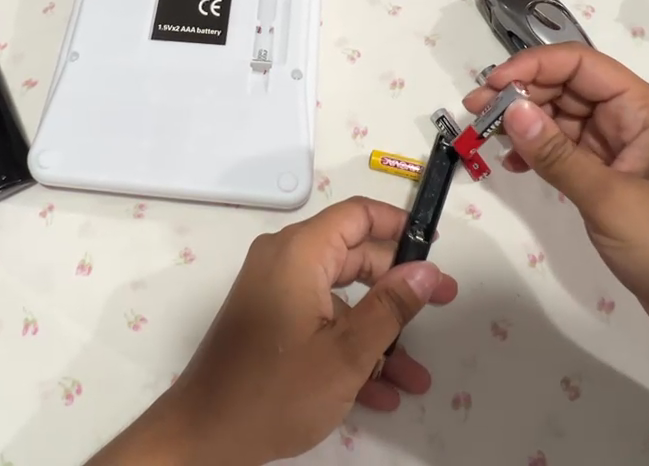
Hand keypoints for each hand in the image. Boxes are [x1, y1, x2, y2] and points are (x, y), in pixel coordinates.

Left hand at [90, 197, 458, 465]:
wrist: (206, 433)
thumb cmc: (277, 388)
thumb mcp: (346, 352)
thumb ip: (391, 307)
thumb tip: (426, 269)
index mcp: (300, 251)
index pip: (357, 215)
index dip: (398, 225)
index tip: (432, 247)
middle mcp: (285, 260)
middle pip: (353, 256)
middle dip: (398, 288)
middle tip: (441, 307)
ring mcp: (276, 291)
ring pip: (340, 297)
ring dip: (378, 333)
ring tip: (416, 375)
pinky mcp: (270, 320)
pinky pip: (319, 319)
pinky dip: (348, 345)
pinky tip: (381, 391)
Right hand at [466, 44, 648, 355]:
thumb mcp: (612, 200)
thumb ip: (557, 154)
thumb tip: (510, 108)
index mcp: (643, 110)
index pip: (580, 64)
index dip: (532, 66)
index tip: (491, 88)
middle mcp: (631, 121)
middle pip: (567, 86)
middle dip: (520, 93)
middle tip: (474, 113)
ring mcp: (621, 152)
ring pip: (562, 118)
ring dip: (524, 122)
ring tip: (485, 137)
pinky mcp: (612, 182)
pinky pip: (566, 151)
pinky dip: (537, 152)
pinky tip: (513, 165)